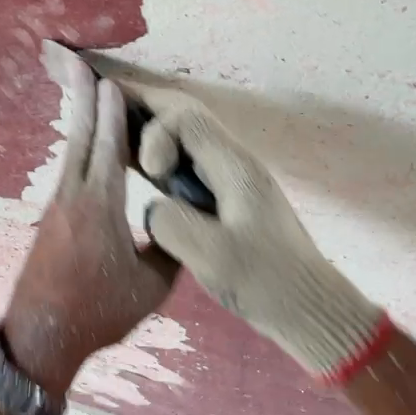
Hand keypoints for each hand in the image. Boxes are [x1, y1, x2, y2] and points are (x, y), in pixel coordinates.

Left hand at [0, 44, 179, 393]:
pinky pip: (67, 166)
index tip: (112, 81)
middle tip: (77, 59)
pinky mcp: (50, 215)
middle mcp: (73, 195)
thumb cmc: (99, 311)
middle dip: (83, 96)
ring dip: (79, 115)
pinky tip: (83, 138)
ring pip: (71, 149)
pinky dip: (77, 142)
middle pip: (81, 136)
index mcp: (99, 207)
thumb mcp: (150, 287)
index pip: (108, 148)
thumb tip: (176, 220)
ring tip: (81, 85)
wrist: (41, 334)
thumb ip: (167, 247)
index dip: (112, 113)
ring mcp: (57, 203)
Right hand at [119, 80, 390, 383]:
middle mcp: (231, 162)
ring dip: (149, 126)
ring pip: (183, 134)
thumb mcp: (213, 257)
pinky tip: (135, 162)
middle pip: (183, 113)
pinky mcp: (224, 198)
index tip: (149, 172)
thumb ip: (171, 222)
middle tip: (104, 103)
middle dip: (143, 105)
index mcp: (232, 167)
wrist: (311, 312)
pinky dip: (158, 153)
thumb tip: (150, 207)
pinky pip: (185, 160)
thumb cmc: (267, 283)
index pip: (184, 118)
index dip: (155, 132)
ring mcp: (228, 178)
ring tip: (110, 123)